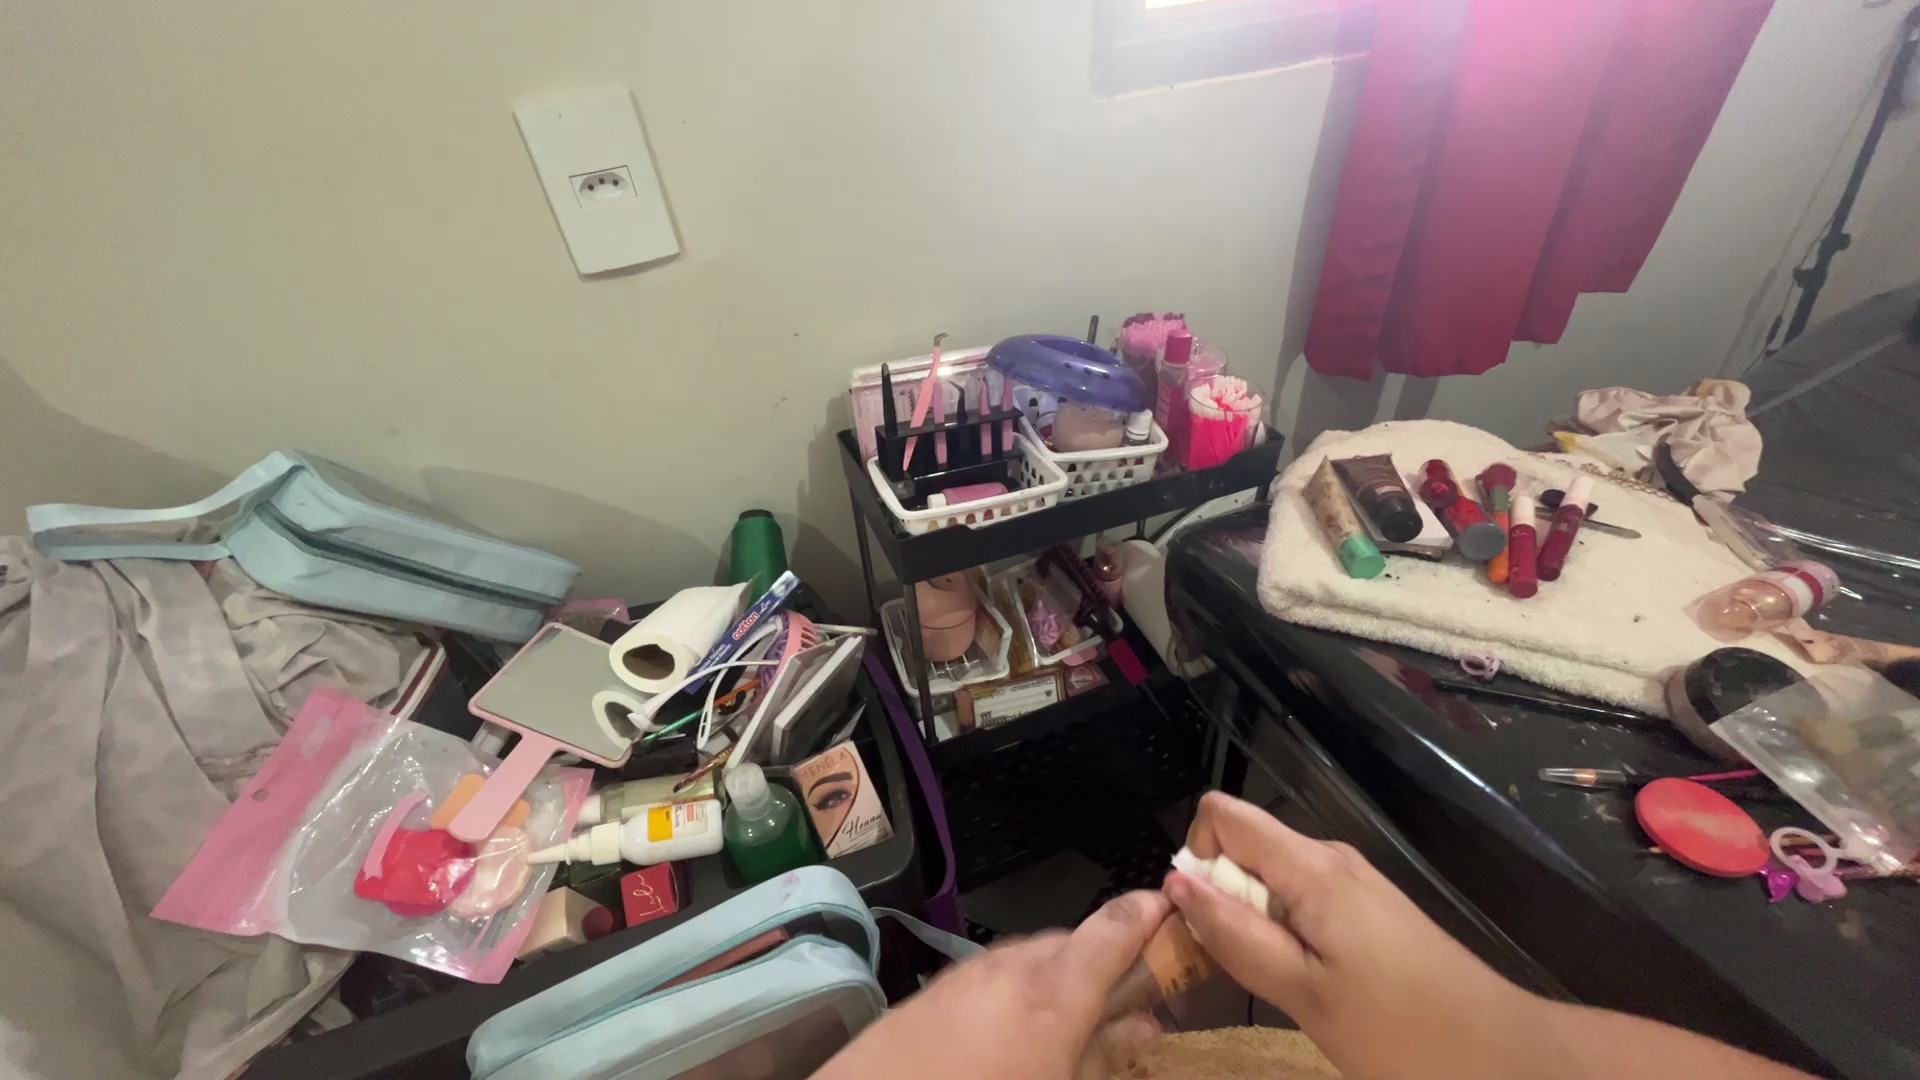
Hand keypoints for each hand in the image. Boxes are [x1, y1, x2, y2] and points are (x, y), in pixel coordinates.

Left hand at [814, 891, 1171, 1079]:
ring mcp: (970, 973)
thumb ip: (1103, 1056)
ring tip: (1067, 1014)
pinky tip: (1010, 1026)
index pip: (1110, 931)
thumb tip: (1144, 1025)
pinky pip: (994, 971)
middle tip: (1121, 992)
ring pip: (1031, 954)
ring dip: (1058, 971)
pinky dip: (1018, 984)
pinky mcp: (938, 987)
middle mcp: (1013, 967)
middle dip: (1100, 957)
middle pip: (1071, 942)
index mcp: (1053, 996)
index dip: (1144, 911)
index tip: (1168, 903)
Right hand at [1165, 792, 1542, 1079]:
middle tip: (1241, 967)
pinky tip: (1309, 982)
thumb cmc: (1405, 1035)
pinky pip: (1298, 896)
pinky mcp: (1365, 906)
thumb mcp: (1306, 995)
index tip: (1209, 919)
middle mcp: (1327, 857)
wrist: (1516, 1060)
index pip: (1222, 814)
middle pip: (1243, 844)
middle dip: (1222, 895)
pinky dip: (1282, 928)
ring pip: (1268, 874)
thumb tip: (1176, 885)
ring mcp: (1350, 881)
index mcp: (1310, 868)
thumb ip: (1236, 936)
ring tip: (1278, 983)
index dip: (1198, 856)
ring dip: (1251, 918)